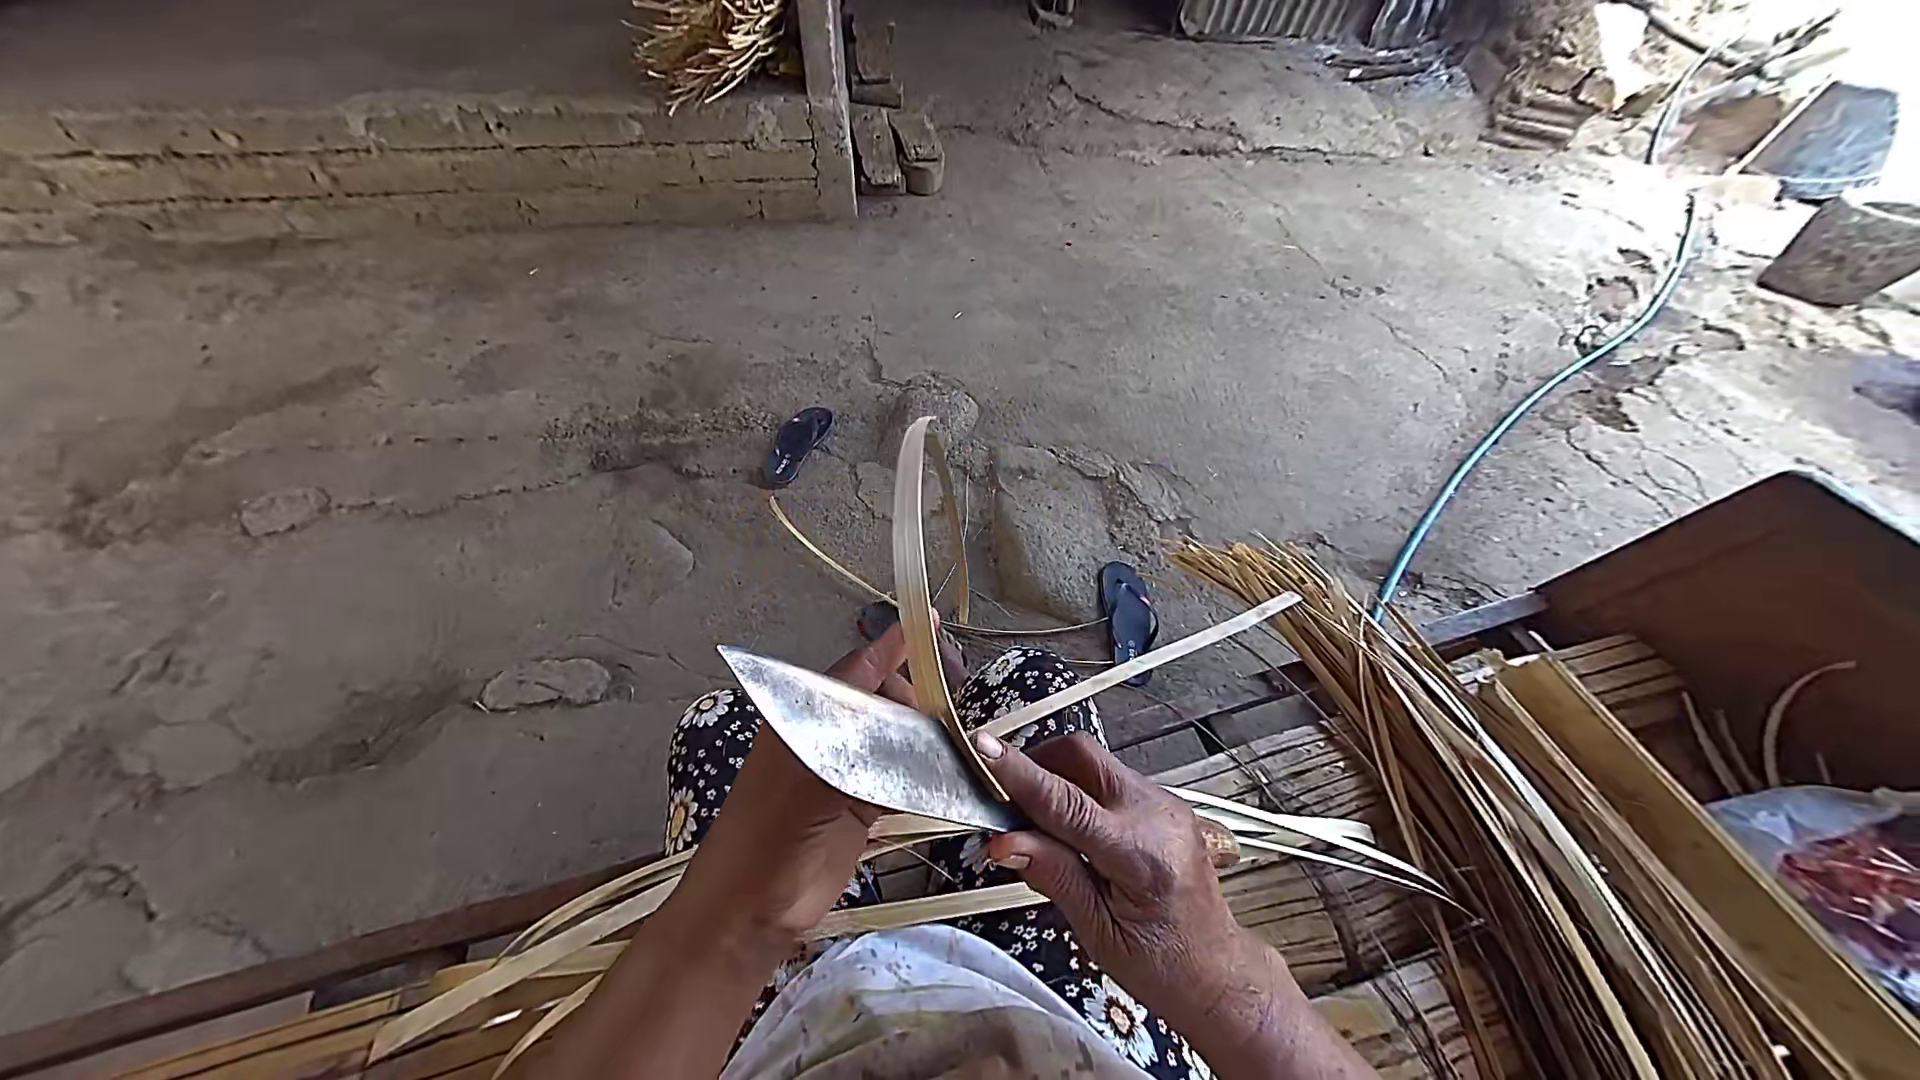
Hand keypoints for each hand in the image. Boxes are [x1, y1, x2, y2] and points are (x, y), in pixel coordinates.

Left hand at [670, 625, 915, 940]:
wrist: (748, 910)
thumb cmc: (768, 838)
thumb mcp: (813, 783)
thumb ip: (861, 748)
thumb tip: (909, 721)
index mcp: (804, 712)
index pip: (858, 668)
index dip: (894, 647)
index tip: (930, 625)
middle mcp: (826, 732)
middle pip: (882, 697)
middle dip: (914, 697)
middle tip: (945, 709)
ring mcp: (844, 767)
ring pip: (893, 734)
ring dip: (920, 733)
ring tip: (948, 738)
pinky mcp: (860, 800)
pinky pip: (898, 771)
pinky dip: (920, 767)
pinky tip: (940, 769)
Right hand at [977, 730, 1375, 1078]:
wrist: (1222, 972)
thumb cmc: (1162, 968)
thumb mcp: (1098, 933)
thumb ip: (1052, 875)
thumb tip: (1001, 840)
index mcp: (1142, 856)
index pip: (1067, 803)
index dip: (1020, 773)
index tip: (984, 746)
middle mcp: (1158, 814)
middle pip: (1082, 754)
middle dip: (1037, 761)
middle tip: (1007, 797)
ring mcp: (1165, 801)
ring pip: (1093, 760)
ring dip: (1055, 775)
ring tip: (1036, 819)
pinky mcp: (1163, 799)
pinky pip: (1107, 774)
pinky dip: (1077, 786)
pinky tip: (1070, 825)